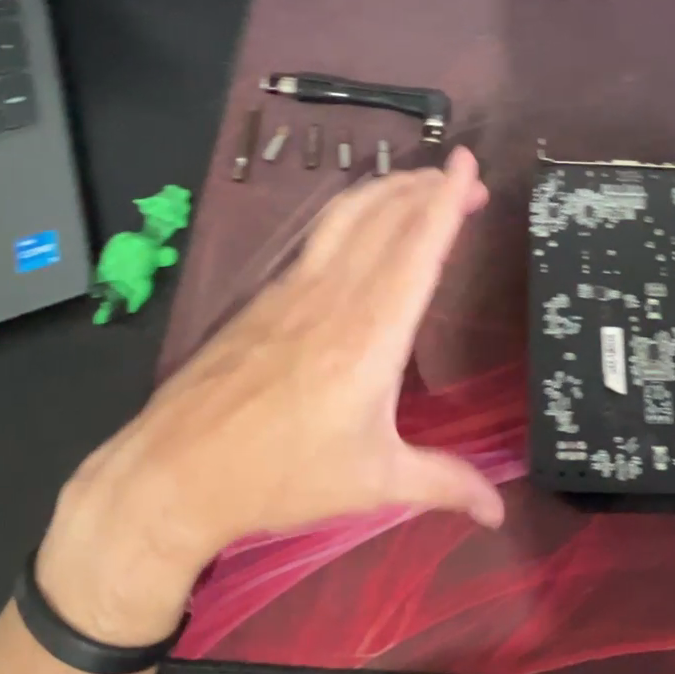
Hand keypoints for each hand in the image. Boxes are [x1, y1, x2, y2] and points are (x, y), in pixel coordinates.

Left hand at [34, 148, 503, 644]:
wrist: (176, 471)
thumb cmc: (280, 476)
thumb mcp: (373, 483)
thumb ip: (444, 484)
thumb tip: (498, 511)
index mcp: (371, 334)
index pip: (417, 249)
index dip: (446, 200)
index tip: (469, 163)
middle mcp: (335, 296)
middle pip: (387, 217)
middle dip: (429, 187)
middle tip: (465, 178)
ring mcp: (295, 289)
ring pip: (349, 216)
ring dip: (390, 190)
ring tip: (423, 184)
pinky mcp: (268, 296)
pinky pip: (322, 236)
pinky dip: (356, 213)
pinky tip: (365, 225)